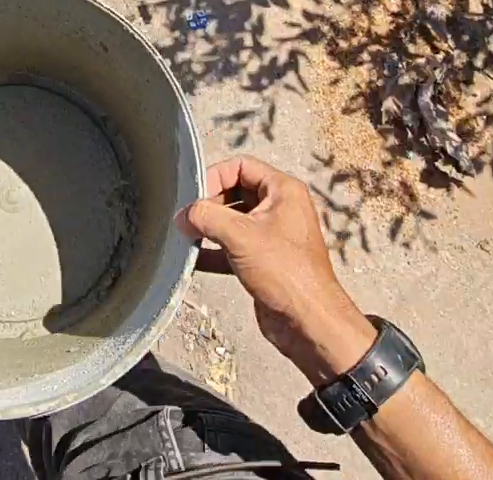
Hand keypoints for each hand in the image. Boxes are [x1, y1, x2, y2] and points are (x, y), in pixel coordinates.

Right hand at [178, 155, 376, 383]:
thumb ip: (205, 217)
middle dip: (208, 204)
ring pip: (232, 221)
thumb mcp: (239, 235)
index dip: (214, 176)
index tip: (194, 197)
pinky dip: (213, 250)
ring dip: (208, 228)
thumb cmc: (284, 272)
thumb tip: (181, 216)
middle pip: (234, 192)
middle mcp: (279, 208)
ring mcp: (271, 235)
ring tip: (185, 237)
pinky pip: (233, 246)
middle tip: (188, 219)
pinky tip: (192, 259)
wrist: (310, 325)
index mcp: (282, 190)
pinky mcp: (263, 261)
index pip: (240, 166)